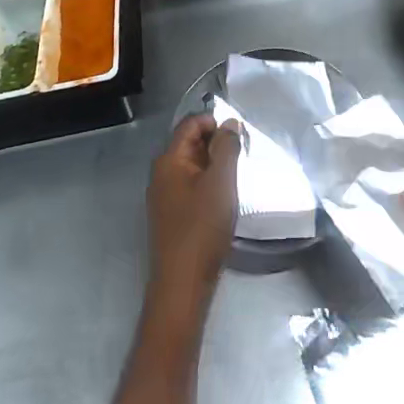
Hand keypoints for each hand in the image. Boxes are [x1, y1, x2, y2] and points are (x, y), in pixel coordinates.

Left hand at [146, 115, 241, 298]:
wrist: (182, 282)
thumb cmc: (202, 227)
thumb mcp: (220, 184)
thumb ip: (226, 150)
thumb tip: (230, 122)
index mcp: (169, 159)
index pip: (189, 125)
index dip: (213, 122)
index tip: (239, 134)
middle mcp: (161, 172)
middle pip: (188, 144)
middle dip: (215, 143)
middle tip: (242, 155)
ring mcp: (163, 194)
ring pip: (190, 167)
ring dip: (212, 165)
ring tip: (236, 176)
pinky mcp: (170, 214)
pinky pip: (188, 186)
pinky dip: (206, 184)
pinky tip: (222, 198)